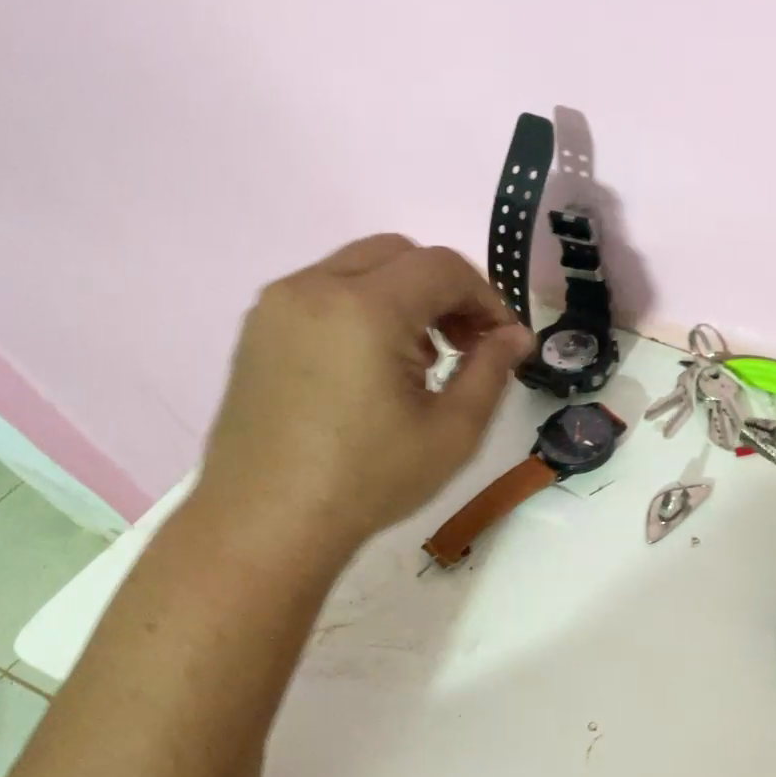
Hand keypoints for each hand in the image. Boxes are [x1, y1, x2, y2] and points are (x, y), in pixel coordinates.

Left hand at [194, 235, 534, 551]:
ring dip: (405, 297)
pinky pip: (324, 293)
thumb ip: (492, 370)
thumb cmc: (369, 480)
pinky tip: (376, 366)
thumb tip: (516, 335)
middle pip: (400, 255)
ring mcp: (278, 305)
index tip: (503, 341)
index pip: (443, 267)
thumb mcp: (453, 431)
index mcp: (365, 308)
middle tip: (468, 343)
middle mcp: (314, 287)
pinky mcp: (259, 329)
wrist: (266, 521)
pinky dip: (363, 308)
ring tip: (424, 359)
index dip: (486, 297)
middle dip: (445, 289)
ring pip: (359, 269)